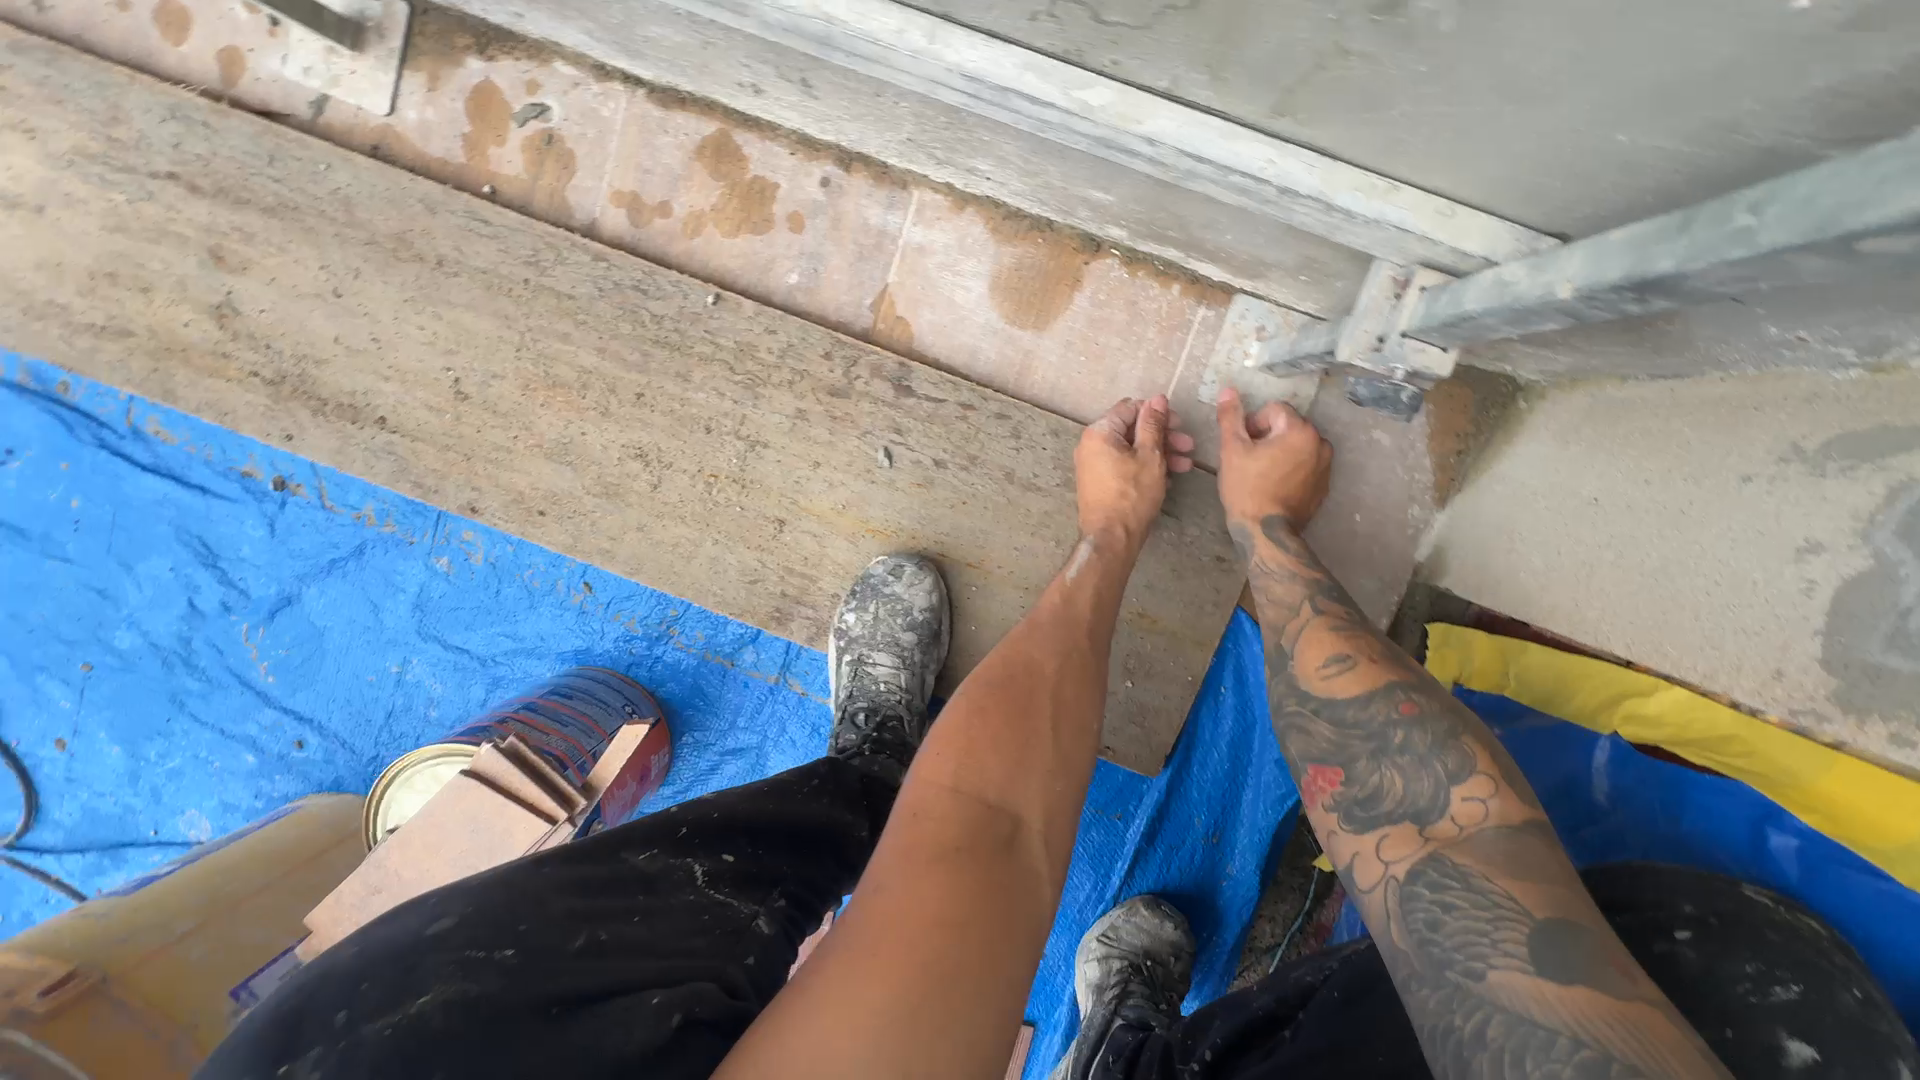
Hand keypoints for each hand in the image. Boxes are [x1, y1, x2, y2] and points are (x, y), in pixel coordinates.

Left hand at [1075, 395, 1194, 551]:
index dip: (1157, 413)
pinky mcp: (1099, 482)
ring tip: (1185, 465)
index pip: (1130, 407)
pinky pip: (1124, 465)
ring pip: (1131, 449)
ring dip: (1159, 453)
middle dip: (1162, 435)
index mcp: (1100, 432)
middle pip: (1131, 429)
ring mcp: (1093, 464)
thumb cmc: (1132, 495)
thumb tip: (1157, 399)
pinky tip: (1168, 478)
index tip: (1179, 425)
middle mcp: (1091, 444)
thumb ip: (1153, 424)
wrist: (1112, 538)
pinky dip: (1145, 467)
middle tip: (1188, 446)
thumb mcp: (1150, 456)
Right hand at [1215, 387, 1331, 529]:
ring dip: (1280, 452)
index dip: (1253, 424)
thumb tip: (1228, 390)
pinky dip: (1291, 469)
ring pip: (1297, 446)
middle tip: (1249, 461)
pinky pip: (1306, 465)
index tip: (1242, 446)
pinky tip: (1274, 486)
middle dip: (1268, 437)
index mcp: (1300, 430)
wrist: (1266, 531)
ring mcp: (1326, 466)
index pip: (1274, 409)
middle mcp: (1320, 443)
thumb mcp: (1232, 450)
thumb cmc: (1247, 488)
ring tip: (1262, 474)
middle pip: (1288, 426)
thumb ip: (1231, 417)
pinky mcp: (1324, 485)